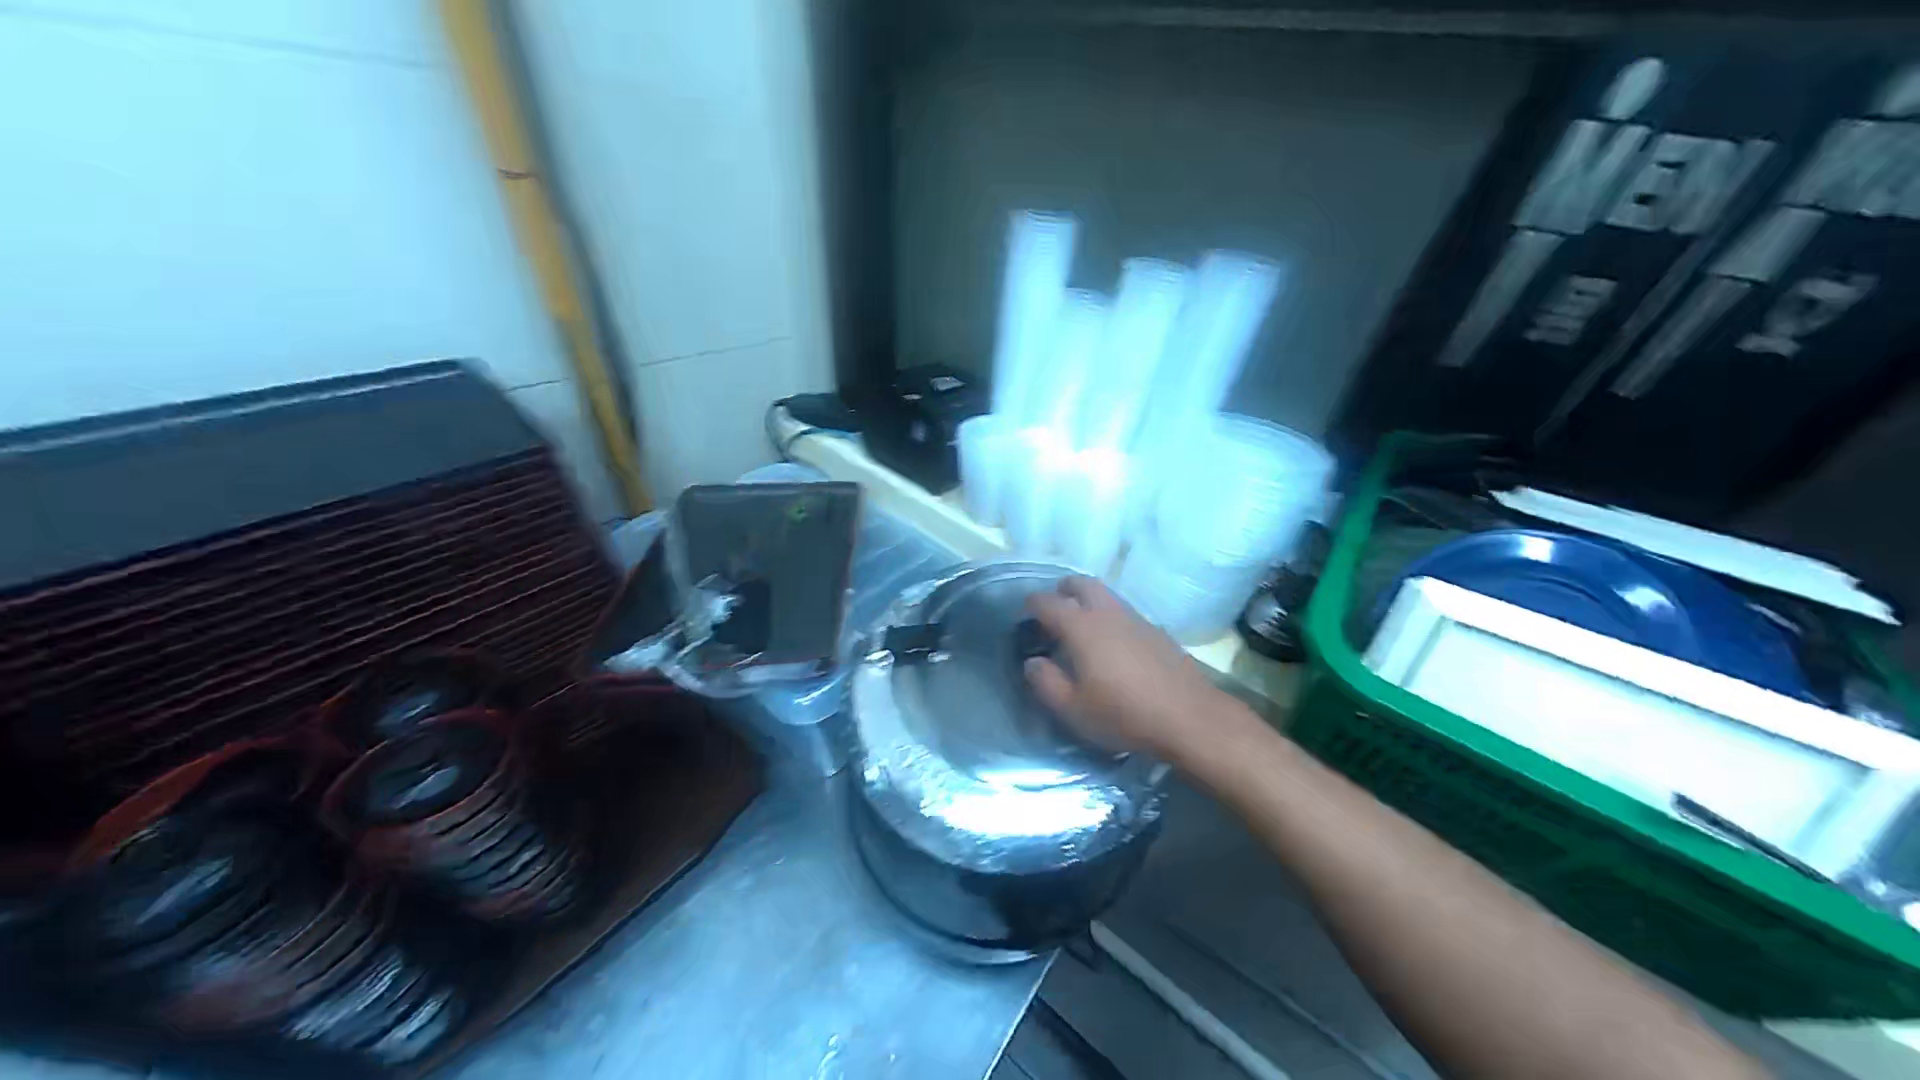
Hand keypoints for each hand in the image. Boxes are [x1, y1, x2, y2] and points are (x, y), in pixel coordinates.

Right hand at [1023, 576, 1242, 764]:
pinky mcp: (1157, 631)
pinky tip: (1112, 646)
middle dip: (1063, 590)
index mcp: (1081, 626)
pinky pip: (1125, 612)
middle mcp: (1108, 613)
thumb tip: (1033, 662)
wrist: (1190, 718)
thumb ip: (1045, 682)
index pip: (1047, 602)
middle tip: (1054, 611)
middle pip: (1081, 583)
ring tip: (1081, 629)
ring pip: (1107, 595)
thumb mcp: (1073, 708)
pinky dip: (1110, 617)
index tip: (1024, 616)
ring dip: (1088, 601)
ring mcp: (1136, 619)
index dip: (1031, 605)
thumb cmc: (1124, 714)